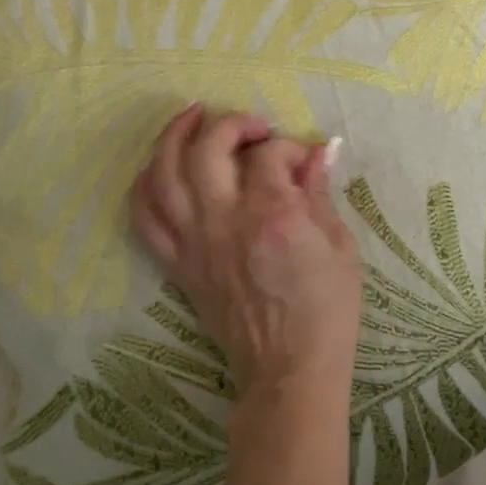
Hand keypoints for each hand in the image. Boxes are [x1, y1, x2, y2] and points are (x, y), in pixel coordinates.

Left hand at [130, 105, 363, 395]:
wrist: (290, 367)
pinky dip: (146, 185)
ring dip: (174, 137)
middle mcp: (225, 221)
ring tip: (192, 116)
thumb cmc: (328, 307)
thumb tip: (321, 150)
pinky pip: (145, 218)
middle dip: (232, 125)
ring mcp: (195, 243)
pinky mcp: (178, 265)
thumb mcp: (340, 243)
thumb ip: (319, 192)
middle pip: (208, 149)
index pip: (270, 155)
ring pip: (164, 175)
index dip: (290, 148)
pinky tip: (159, 167)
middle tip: (257, 129)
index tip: (307, 161)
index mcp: (273, 215)